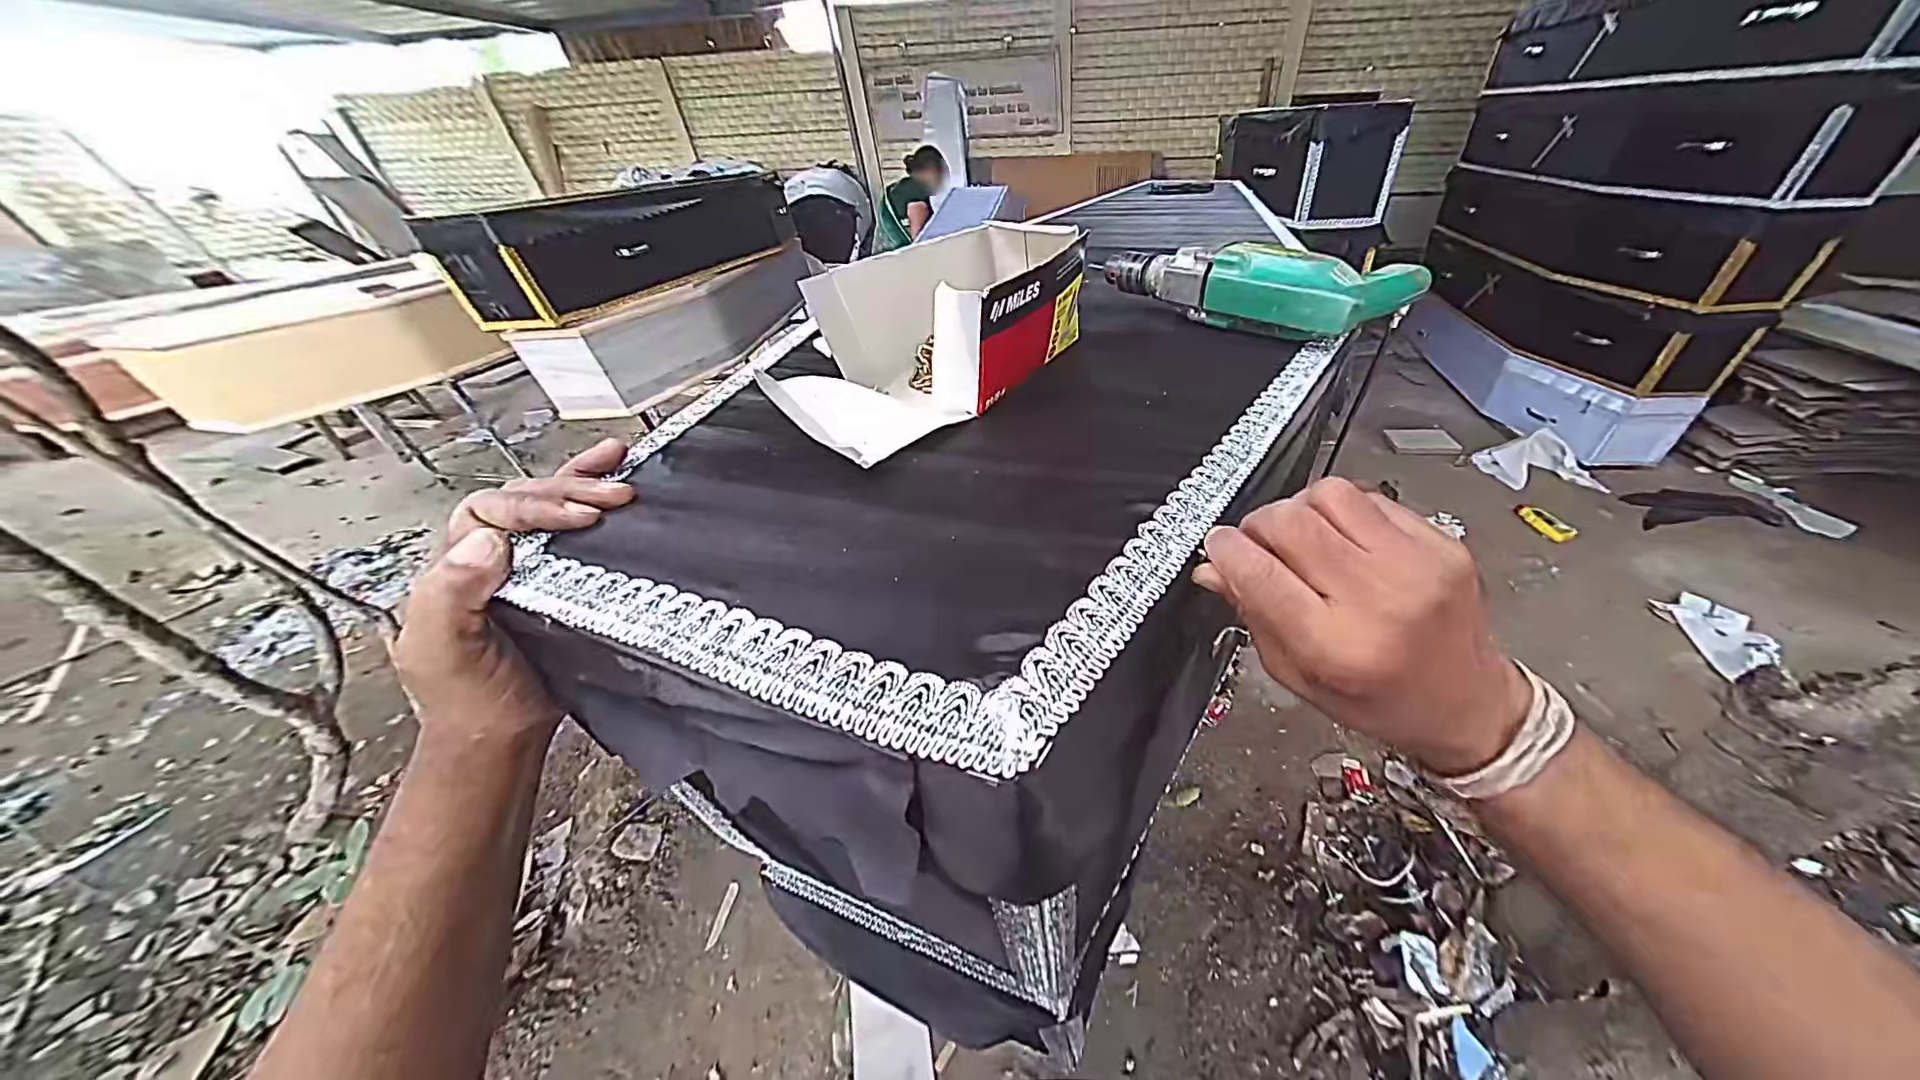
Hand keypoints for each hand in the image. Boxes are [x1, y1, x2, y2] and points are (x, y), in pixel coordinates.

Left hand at [393, 438, 634, 743]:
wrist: (499, 731)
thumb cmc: (469, 696)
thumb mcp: (440, 650)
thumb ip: (447, 595)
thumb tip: (487, 541)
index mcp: (454, 564)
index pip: (492, 511)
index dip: (537, 507)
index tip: (583, 517)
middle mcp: (488, 556)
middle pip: (525, 498)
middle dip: (570, 490)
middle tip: (614, 495)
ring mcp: (527, 563)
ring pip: (548, 503)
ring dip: (584, 481)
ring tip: (620, 467)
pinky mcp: (562, 576)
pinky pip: (573, 527)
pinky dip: (591, 497)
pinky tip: (616, 476)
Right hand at [1194, 477, 1529, 774]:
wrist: (1468, 705)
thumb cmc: (1382, 700)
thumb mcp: (1297, 675)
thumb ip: (1252, 616)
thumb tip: (1214, 570)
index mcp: (1336, 646)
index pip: (1259, 572)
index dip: (1225, 550)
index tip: (1216, 546)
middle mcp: (1380, 601)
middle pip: (1289, 522)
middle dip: (1256, 526)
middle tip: (1255, 544)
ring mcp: (1416, 566)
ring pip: (1328, 495)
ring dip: (1298, 510)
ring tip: (1300, 538)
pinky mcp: (1439, 544)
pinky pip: (1368, 498)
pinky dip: (1340, 511)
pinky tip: (1340, 539)